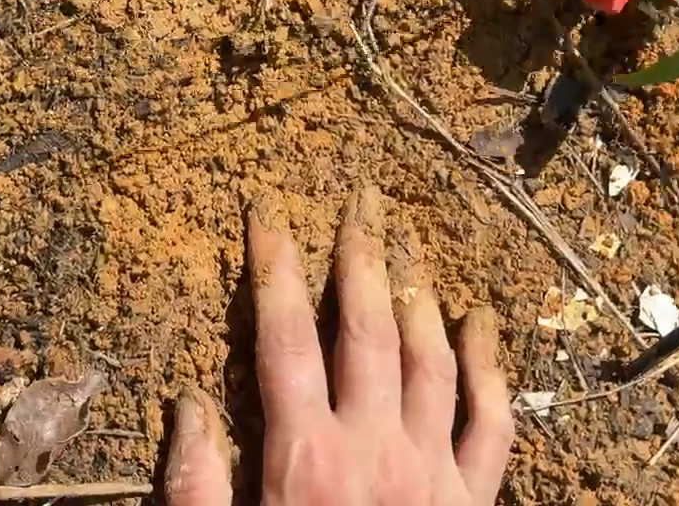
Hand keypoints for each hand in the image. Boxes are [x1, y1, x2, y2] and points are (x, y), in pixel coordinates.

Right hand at [166, 188, 513, 505]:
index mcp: (304, 458)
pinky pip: (491, 425)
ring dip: (415, 293)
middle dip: (358, 256)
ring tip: (406, 242)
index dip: (272, 264)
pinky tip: (481, 323)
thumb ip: (195, 484)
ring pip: (428, 360)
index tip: (267, 211)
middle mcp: (374, 451)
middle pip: (364, 329)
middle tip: (359, 201)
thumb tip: (186, 401)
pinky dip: (488, 368)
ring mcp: (434, 476)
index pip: (283, 334)